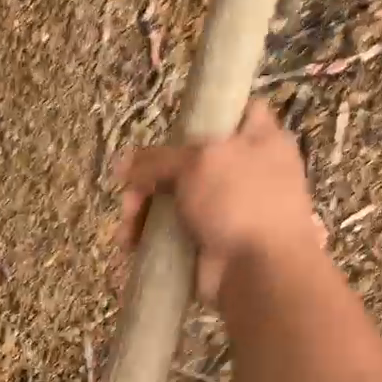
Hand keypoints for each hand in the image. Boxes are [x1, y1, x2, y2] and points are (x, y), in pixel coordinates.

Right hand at [117, 99, 325, 302]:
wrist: (257, 268)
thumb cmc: (240, 201)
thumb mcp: (199, 162)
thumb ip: (158, 158)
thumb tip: (122, 164)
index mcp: (258, 140)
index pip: (233, 114)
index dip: (202, 118)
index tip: (170, 133)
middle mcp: (242, 172)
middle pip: (185, 163)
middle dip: (150, 179)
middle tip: (132, 197)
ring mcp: (223, 210)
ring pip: (170, 200)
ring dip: (141, 212)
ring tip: (127, 229)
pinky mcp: (204, 243)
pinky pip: (167, 233)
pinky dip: (146, 237)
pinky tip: (130, 244)